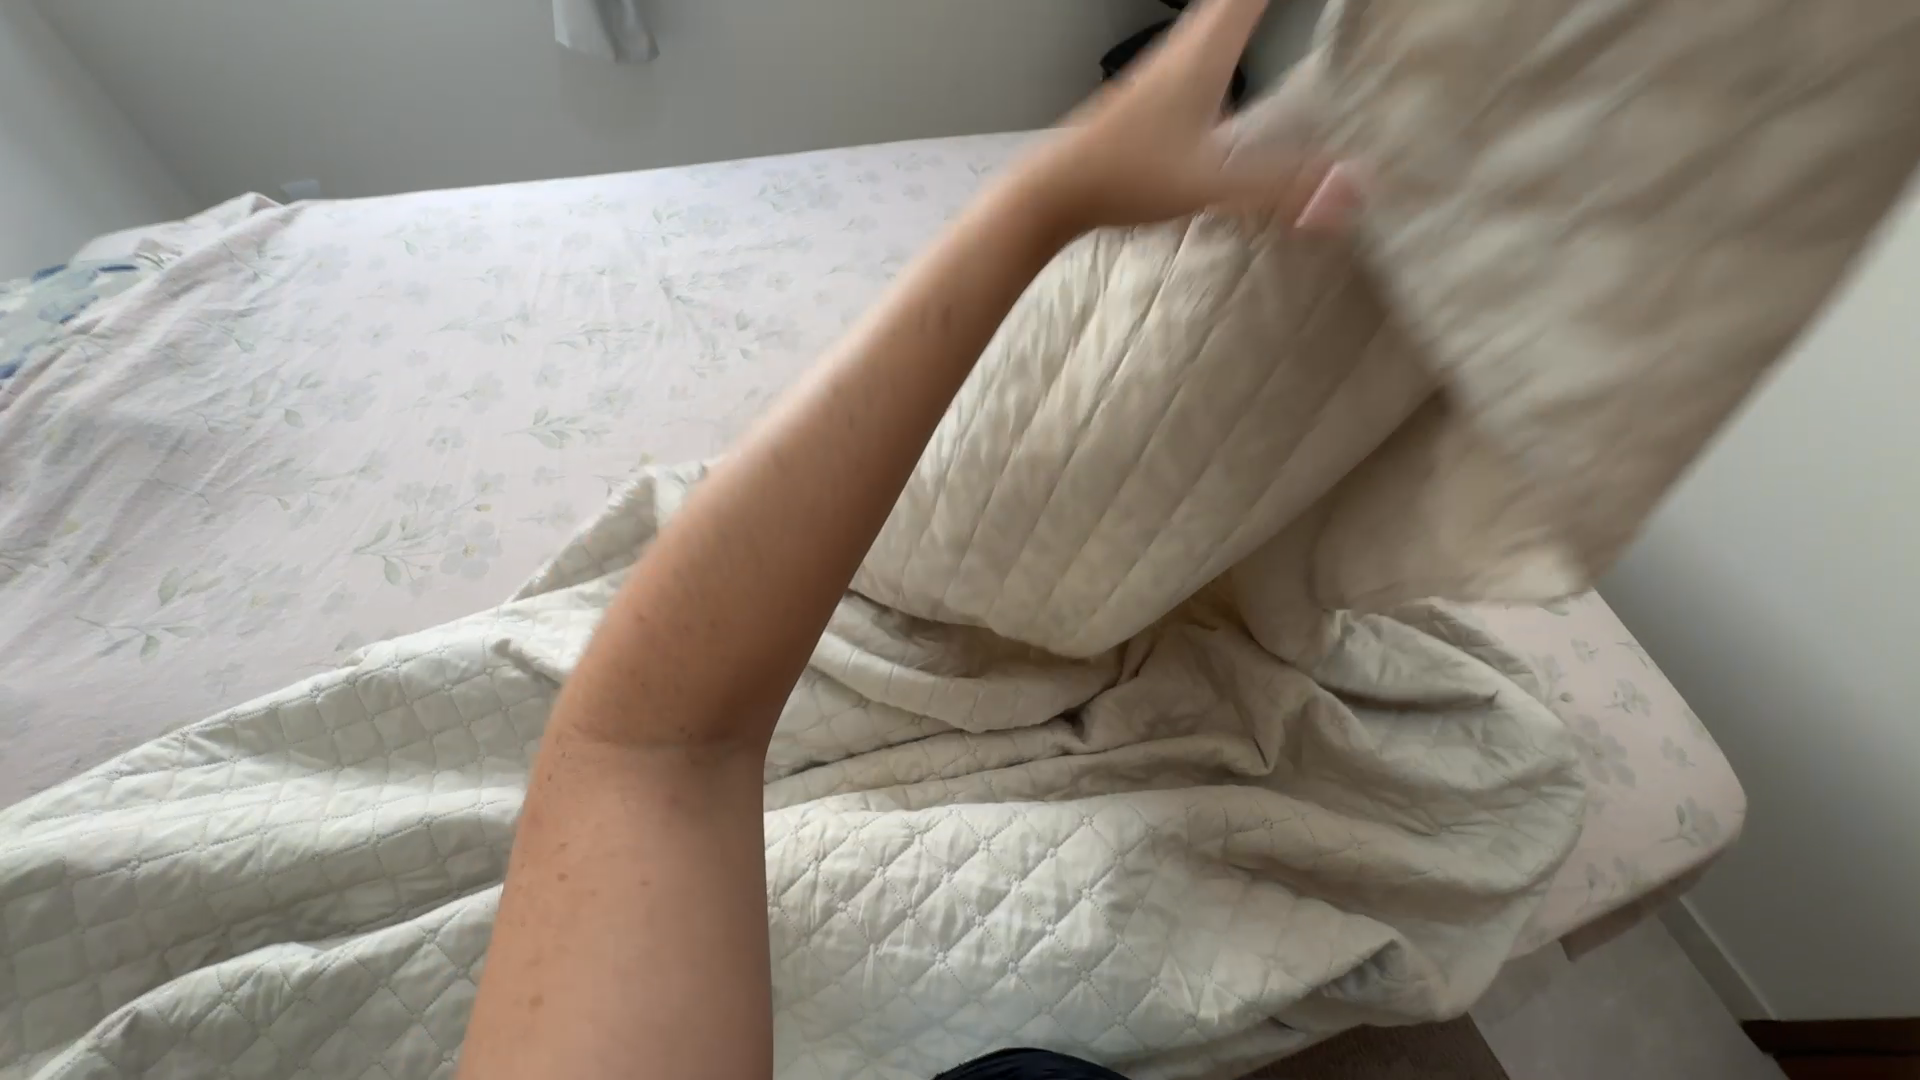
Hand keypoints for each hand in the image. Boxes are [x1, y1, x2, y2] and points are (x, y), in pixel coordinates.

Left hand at [1011, 0, 1338, 235]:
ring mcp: (1162, 68)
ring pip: (1214, 13)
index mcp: (1205, 51)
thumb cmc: (1123, 178)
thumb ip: (1279, 188)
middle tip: (1288, 2)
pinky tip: (1224, 50)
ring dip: (1244, 5)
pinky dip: (1224, 26)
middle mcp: (1184, 47)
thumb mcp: (1208, 186)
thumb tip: (1351, 192)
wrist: (1053, 191)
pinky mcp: (1149, 93)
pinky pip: (1199, 40)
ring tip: (1268, 8)